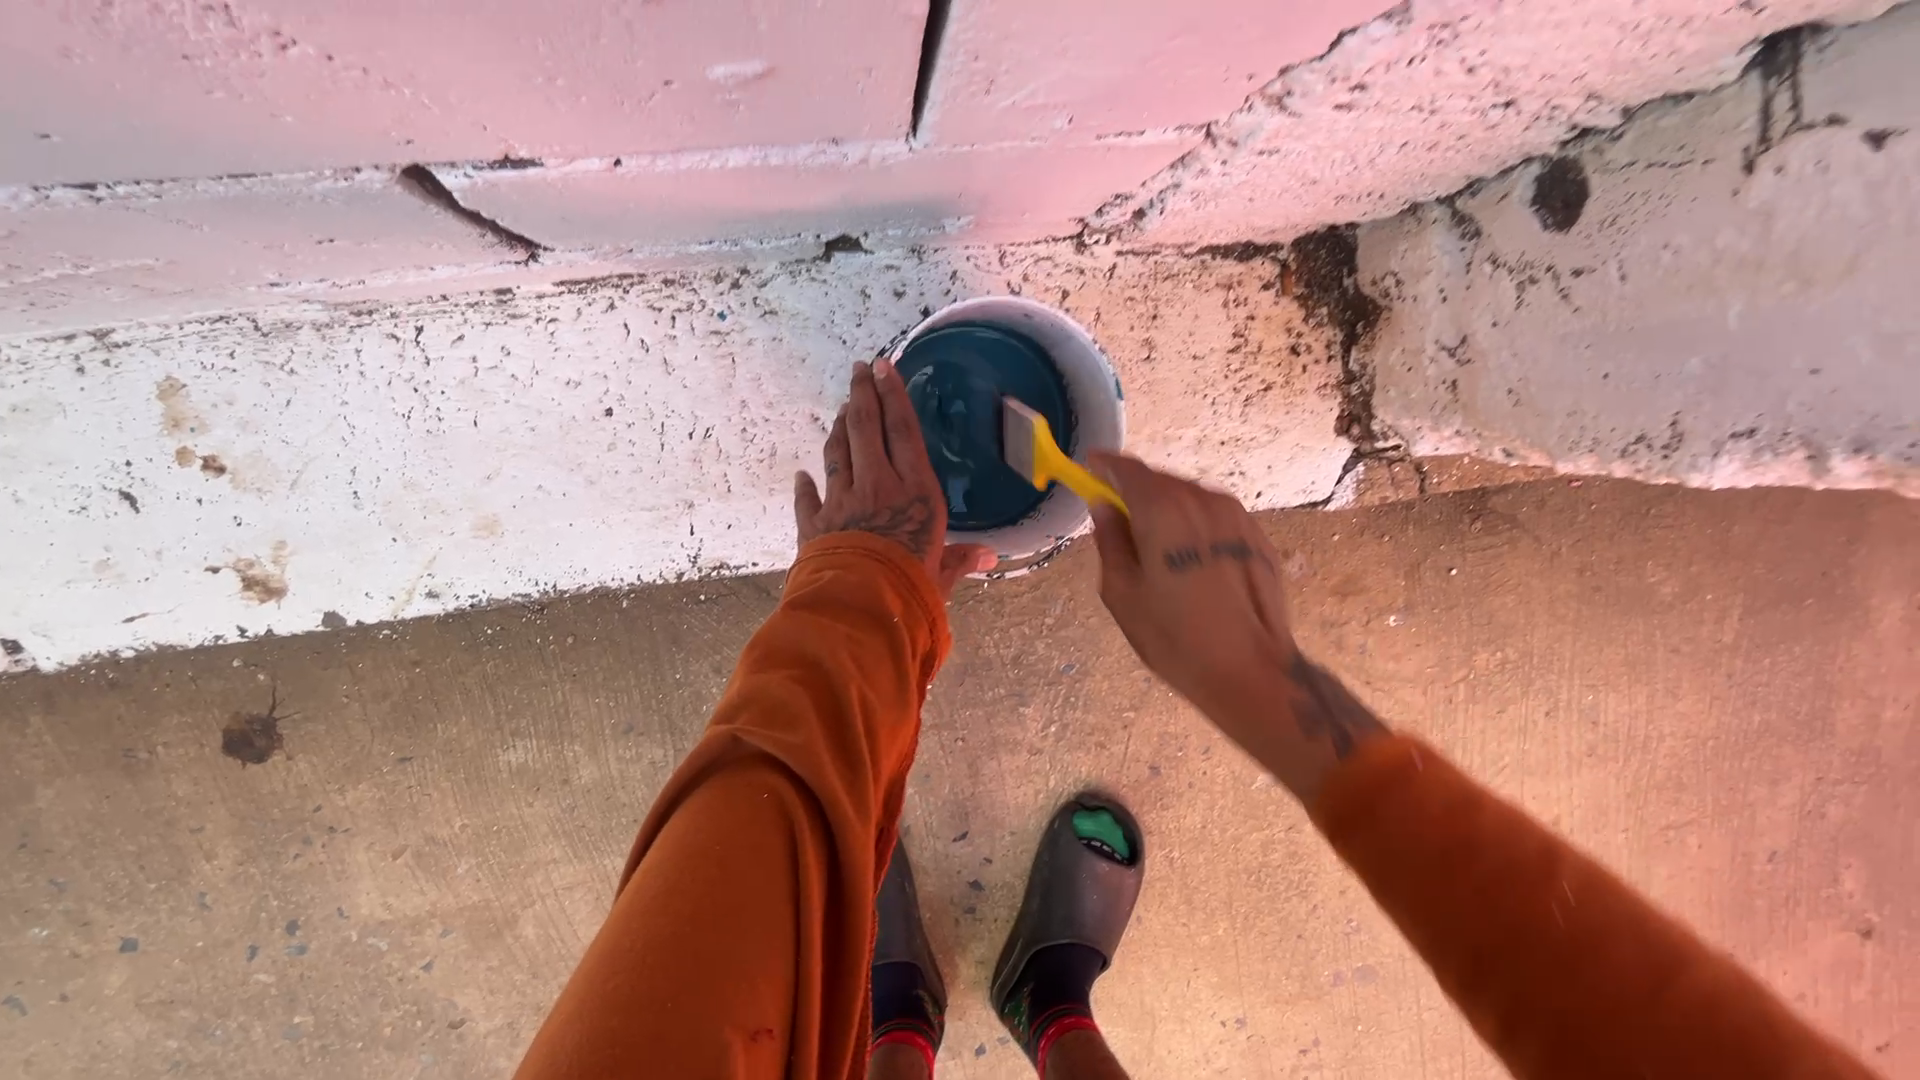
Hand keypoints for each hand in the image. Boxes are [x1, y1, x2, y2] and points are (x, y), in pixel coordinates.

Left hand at [794, 358, 997, 599]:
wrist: (860, 608)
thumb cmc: (911, 589)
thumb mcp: (942, 576)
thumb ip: (960, 561)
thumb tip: (990, 558)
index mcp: (915, 491)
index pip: (903, 431)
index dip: (893, 396)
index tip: (884, 367)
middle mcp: (877, 486)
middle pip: (865, 428)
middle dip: (862, 394)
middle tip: (858, 369)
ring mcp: (841, 502)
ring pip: (837, 452)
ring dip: (838, 428)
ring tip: (840, 409)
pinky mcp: (814, 524)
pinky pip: (807, 498)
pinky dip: (805, 485)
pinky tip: (802, 474)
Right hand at [1088, 454, 1385, 801]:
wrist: (1249, 669)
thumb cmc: (1174, 637)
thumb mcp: (1122, 593)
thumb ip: (1110, 540)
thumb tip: (1104, 508)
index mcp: (1162, 508)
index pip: (1126, 468)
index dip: (1104, 466)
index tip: (1089, 472)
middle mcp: (1202, 498)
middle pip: (1159, 480)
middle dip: (1135, 492)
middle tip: (1118, 521)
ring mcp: (1236, 514)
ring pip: (1188, 497)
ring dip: (1166, 509)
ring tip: (1155, 549)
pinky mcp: (1257, 535)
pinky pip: (1213, 516)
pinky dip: (1194, 525)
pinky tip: (1190, 562)